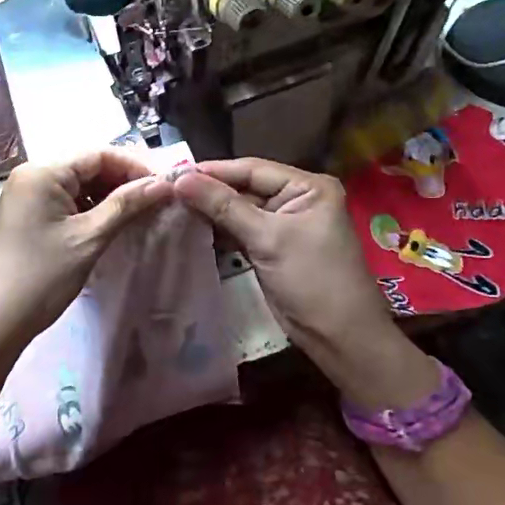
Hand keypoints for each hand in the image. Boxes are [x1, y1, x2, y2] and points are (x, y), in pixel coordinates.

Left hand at [0, 149, 172, 359]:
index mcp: (43, 172)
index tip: (166, 186)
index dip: (135, 166)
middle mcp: (32, 176)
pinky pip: (66, 204)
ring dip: (110, 199)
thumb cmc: (41, 276)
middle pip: (88, 168)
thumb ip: (126, 205)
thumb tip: (163, 184)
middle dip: (124, 182)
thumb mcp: (89, 238)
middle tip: (158, 203)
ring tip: (141, 216)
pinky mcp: (27, 219)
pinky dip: (91, 212)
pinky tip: (112, 226)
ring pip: (78, 188)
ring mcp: (27, 198)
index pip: (98, 155)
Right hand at [174, 158, 433, 407]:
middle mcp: (296, 198)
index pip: (252, 169)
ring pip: (239, 210)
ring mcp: (284, 224)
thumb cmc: (311, 279)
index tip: (173, 173)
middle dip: (208, 191)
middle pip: (244, 187)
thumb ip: (224, 206)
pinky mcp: (272, 247)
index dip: (213, 171)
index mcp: (308, 186)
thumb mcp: (268, 238)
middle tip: (166, 191)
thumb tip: (181, 180)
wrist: (338, 336)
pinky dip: (219, 231)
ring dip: (210, 211)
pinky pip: (241, 231)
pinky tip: (191, 228)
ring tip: (171, 207)